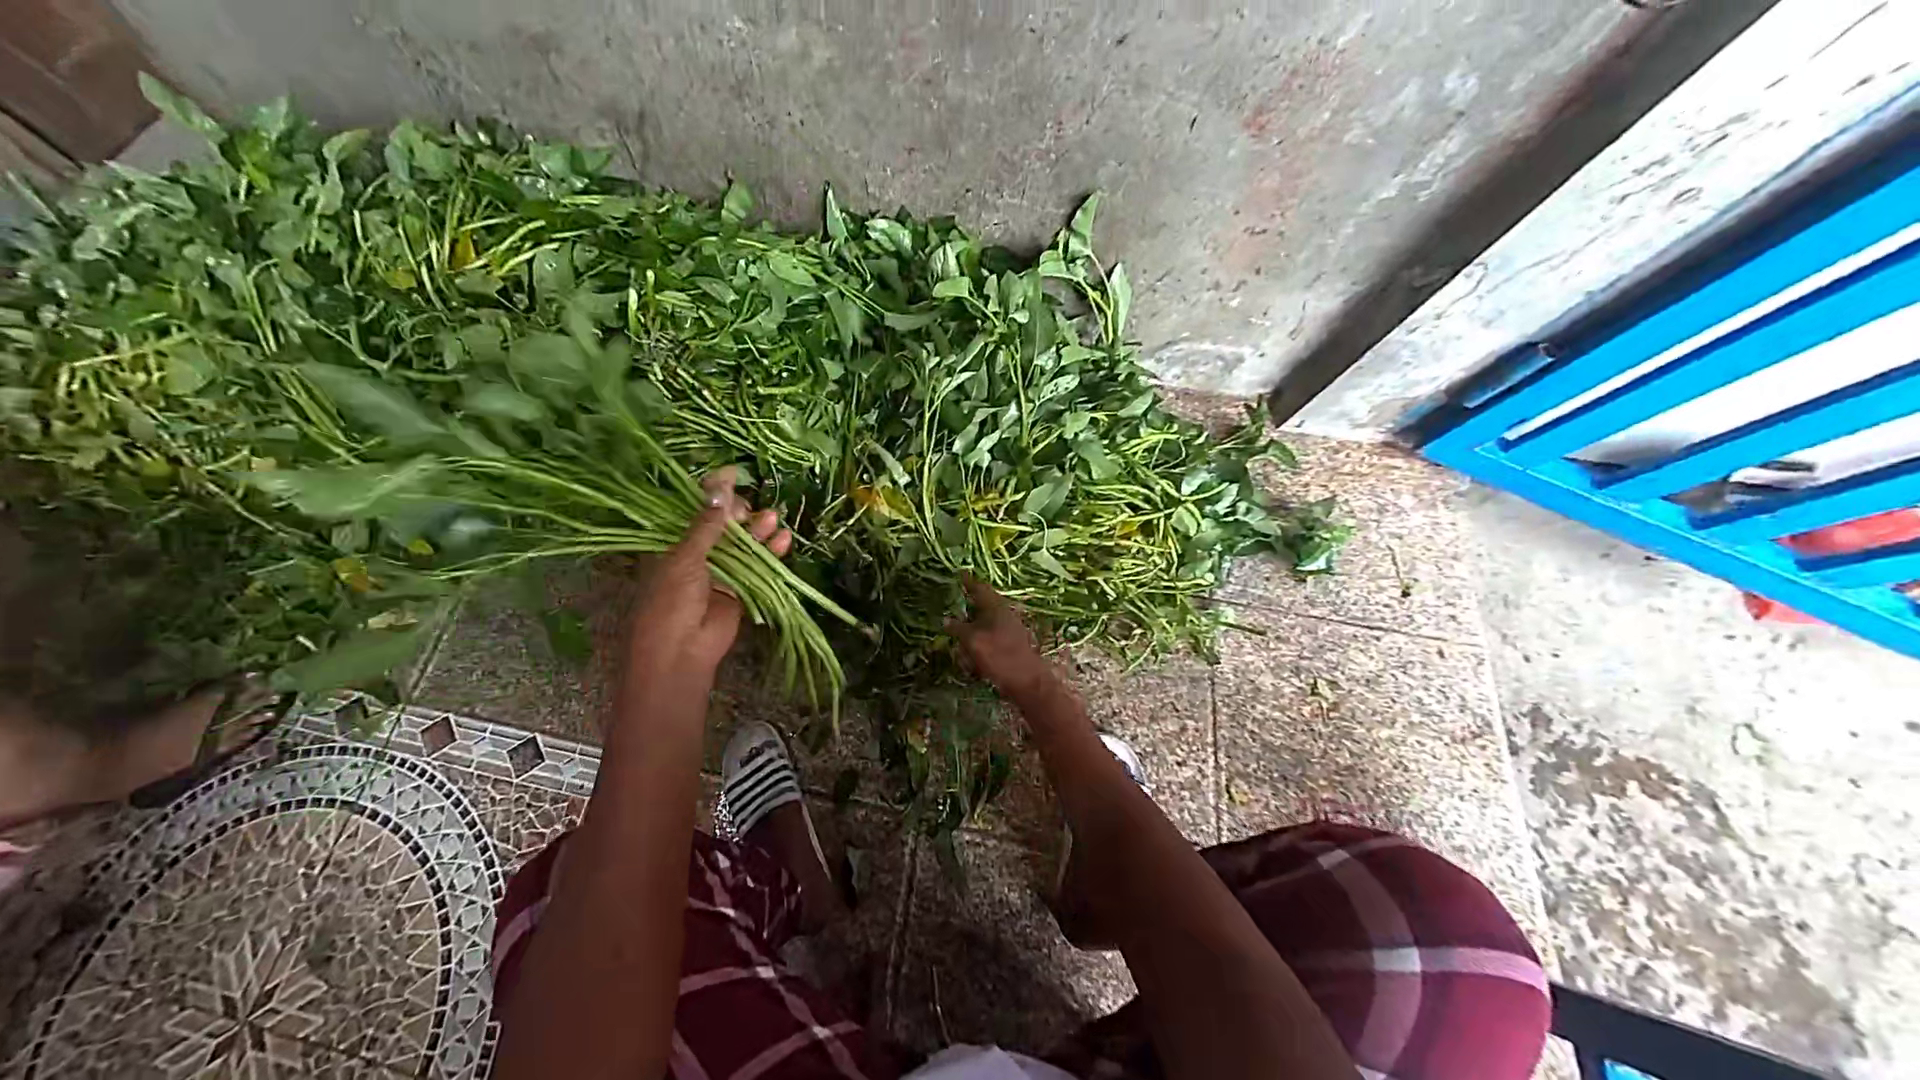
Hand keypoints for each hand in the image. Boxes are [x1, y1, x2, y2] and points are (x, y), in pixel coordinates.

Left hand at [625, 468, 791, 693]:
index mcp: (674, 541)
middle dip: (739, 512)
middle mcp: (698, 552)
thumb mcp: (685, 557)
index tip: (733, 472)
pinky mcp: (741, 586)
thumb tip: (720, 488)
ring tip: (773, 519)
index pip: (696, 508)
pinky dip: (771, 551)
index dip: (713, 491)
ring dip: (758, 530)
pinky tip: (783, 539)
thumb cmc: (671, 600)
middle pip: (724, 523)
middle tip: (747, 511)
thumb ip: (707, 525)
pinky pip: (758, 564)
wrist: (681, 650)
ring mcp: (721, 569)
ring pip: (744, 542)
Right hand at [947, 577, 1058, 702]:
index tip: (957, 574)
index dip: (967, 581)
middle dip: (969, 602)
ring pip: (987, 620)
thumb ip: (958, 629)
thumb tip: (945, 620)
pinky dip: (978, 638)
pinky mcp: (1010, 646)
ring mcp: (1009, 630)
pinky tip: (969, 650)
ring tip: (957, 628)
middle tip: (954, 601)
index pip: (980, 587)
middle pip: (984, 603)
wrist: (1028, 682)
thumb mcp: (973, 641)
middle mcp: (1004, 615)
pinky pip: (990, 636)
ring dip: (972, 623)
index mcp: (996, 607)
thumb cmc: (1000, 657)